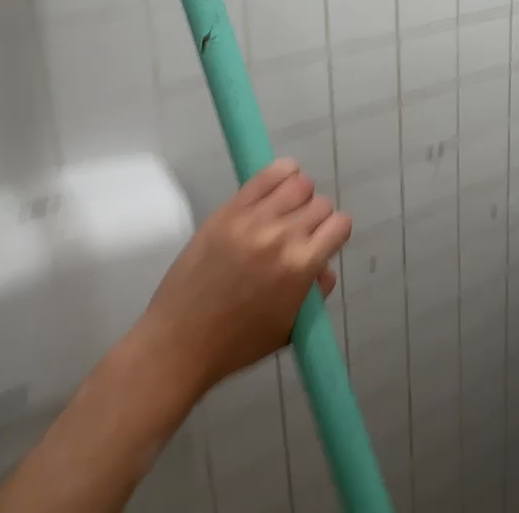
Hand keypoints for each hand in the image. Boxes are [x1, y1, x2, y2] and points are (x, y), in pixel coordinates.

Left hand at [128, 159, 351, 394]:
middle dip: (316, 219)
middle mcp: (282, 237)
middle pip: (321, 204)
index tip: (322, 244)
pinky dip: (281, 174)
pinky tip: (277, 188)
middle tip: (298, 235)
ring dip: (299, 197)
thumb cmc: (238, 343)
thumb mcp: (292, 326)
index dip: (335, 234)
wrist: (178, 343)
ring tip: (285, 213)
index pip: (340, 224)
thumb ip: (316, 290)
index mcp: (301, 266)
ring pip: (299, 183)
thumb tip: (321, 264)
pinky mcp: (227, 212)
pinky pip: (266, 175)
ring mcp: (253, 221)